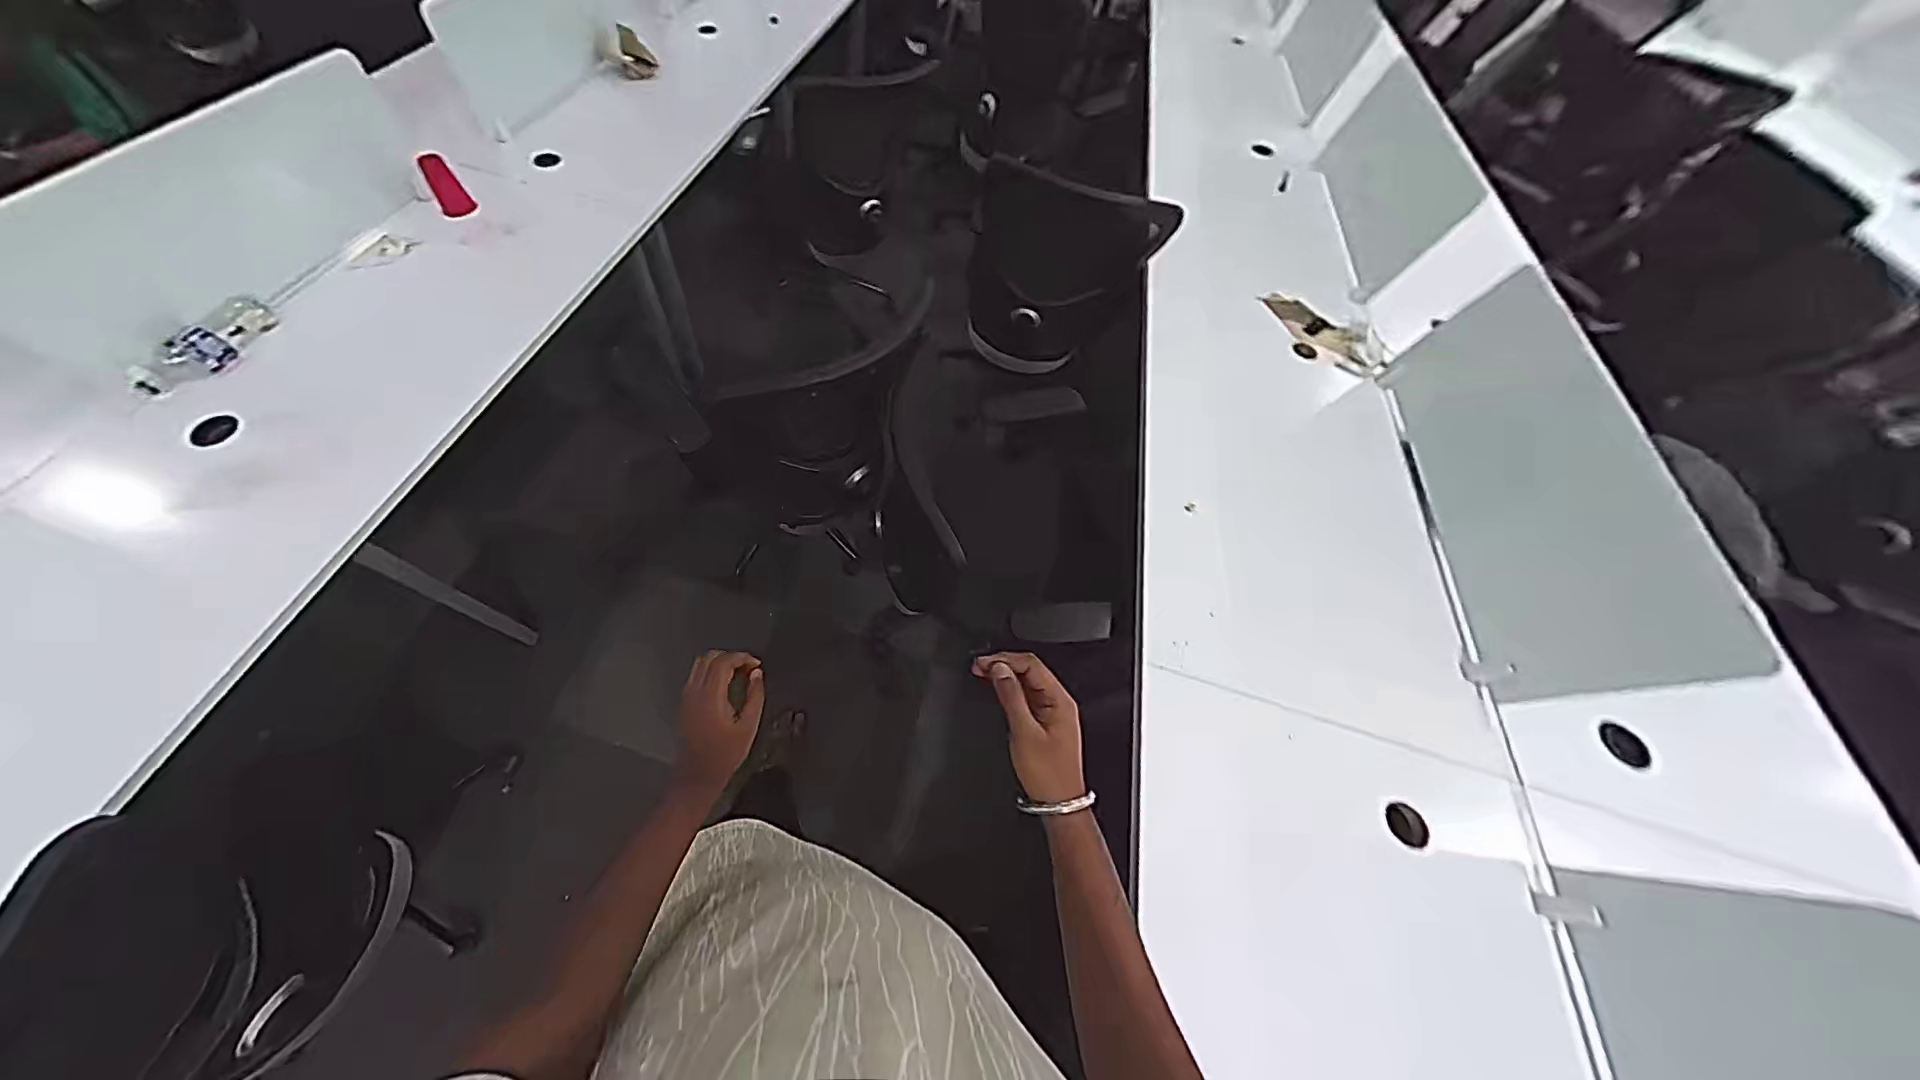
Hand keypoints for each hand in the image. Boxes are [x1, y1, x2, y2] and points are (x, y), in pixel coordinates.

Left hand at [674, 651, 765, 793]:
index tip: (756, 664)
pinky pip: (697, 675)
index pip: (723, 662)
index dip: (742, 657)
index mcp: (710, 696)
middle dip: (732, 657)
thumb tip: (757, 675)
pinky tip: (727, 685)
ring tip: (740, 674)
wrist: (697, 776)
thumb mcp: (748, 726)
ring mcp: (687, 697)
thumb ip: (755, 696)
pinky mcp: (685, 703)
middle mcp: (695, 693)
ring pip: (701, 664)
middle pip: (710, 657)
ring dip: (721, 662)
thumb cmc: (724, 755)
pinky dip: (712, 671)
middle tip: (749, 667)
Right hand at [972, 652, 1084, 802]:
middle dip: (1004, 664)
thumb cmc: (1048, 774)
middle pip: (1030, 670)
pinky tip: (997, 690)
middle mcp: (1059, 702)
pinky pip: (1027, 696)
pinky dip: (1010, 690)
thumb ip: (1011, 697)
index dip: (1006, 659)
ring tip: (984, 674)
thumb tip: (1000, 671)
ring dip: (1005, 676)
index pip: (1032, 664)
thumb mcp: (1024, 732)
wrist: (1059, 802)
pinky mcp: (1045, 720)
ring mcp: (1053, 711)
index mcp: (1060, 700)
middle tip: (980, 666)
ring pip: (1027, 682)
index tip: (984, 662)